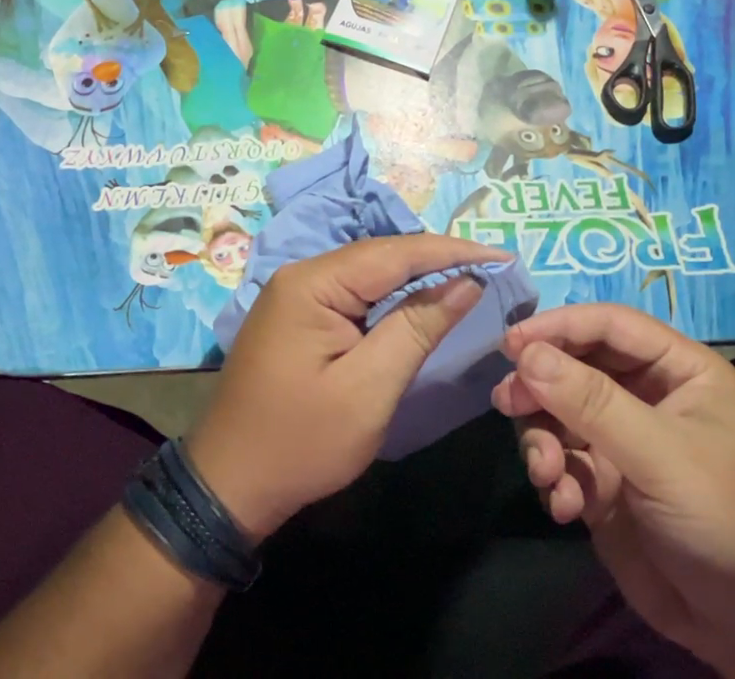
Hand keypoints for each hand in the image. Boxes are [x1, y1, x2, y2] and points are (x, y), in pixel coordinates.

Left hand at [187, 235, 508, 541]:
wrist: (230, 484)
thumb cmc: (302, 442)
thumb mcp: (370, 388)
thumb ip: (417, 328)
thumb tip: (466, 282)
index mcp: (312, 284)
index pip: (394, 253)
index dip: (452, 251)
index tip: (504, 256)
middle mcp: (300, 277)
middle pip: (380, 257)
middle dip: (438, 260)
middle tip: (494, 266)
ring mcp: (294, 296)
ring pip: (368, 274)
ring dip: (417, 277)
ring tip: (470, 277)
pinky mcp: (297, 319)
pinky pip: (353, 295)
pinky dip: (391, 298)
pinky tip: (421, 301)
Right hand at [491, 306, 734, 674]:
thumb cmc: (734, 519)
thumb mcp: (664, 456)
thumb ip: (593, 403)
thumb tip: (525, 354)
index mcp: (680, 372)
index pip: (610, 326)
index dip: (559, 327)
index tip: (510, 344)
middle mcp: (648, 398)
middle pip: (574, 368)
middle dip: (540, 388)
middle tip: (508, 405)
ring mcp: (624, 444)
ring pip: (558, 417)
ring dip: (543, 442)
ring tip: (548, 476)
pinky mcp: (605, 488)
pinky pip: (562, 465)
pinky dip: (555, 482)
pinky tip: (566, 509)